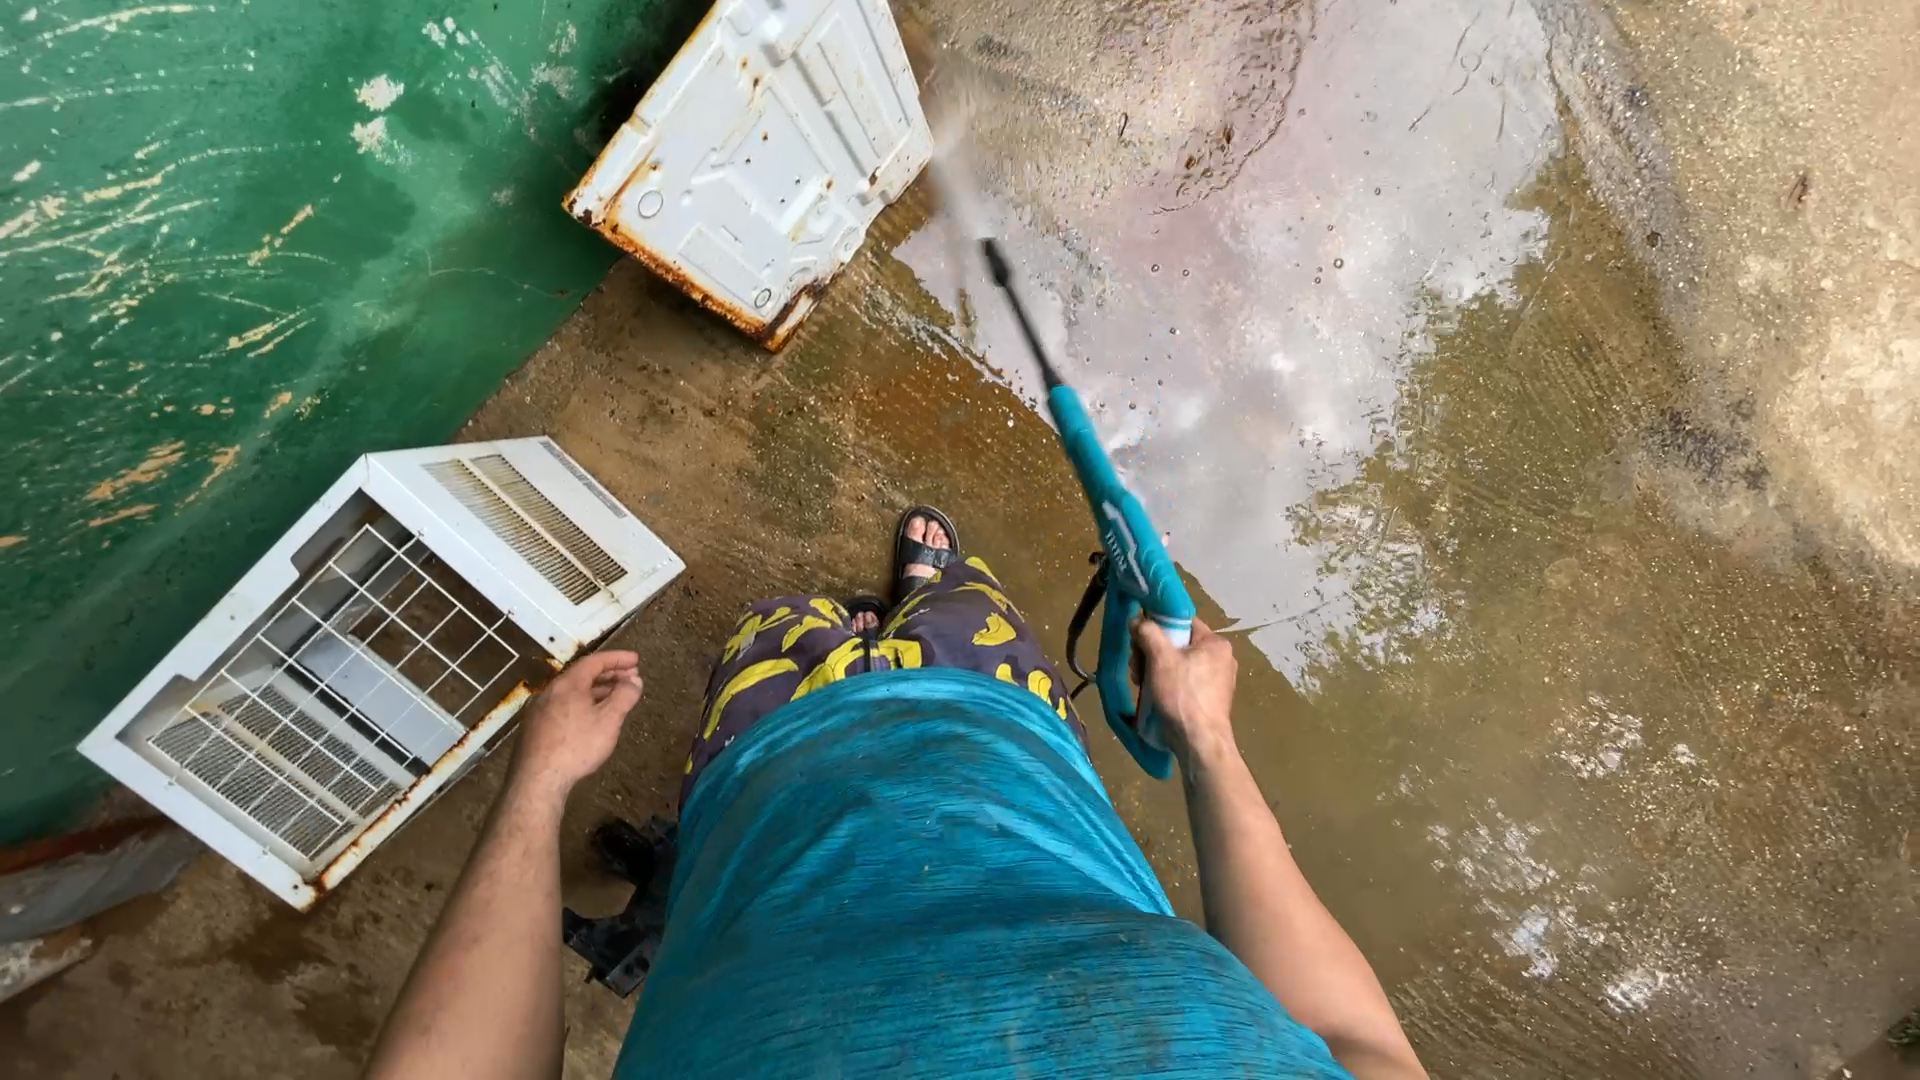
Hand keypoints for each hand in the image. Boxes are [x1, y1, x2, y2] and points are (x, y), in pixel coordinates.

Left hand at [507, 650, 642, 802]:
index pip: (595, 661)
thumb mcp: (609, 720)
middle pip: (582, 675)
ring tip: (616, 699)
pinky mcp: (534, 729)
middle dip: (609, 675)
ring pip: (572, 692)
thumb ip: (625, 696)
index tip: (636, 660)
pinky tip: (592, 719)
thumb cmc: (577, 746)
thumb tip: (635, 680)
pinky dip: (583, 704)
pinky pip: (563, 706)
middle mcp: (550, 692)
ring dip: (597, 691)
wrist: (536, 782)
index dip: (618, 658)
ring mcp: (538, 711)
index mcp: (567, 685)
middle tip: (631, 678)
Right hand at [1134, 618, 1237, 767]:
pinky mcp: (1210, 699)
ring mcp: (1217, 681)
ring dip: (1155, 670)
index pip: (1183, 622)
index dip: (1158, 626)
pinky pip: (1184, 682)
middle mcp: (1221, 659)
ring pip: (1178, 664)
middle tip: (1137, 667)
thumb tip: (1137, 620)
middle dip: (1151, 653)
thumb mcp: (1160, 658)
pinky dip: (1167, 684)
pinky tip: (1153, 695)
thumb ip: (1148, 632)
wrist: (1199, 742)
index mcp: (1216, 644)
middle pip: (1178, 644)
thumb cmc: (1182, 695)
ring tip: (1142, 684)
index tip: (1140, 639)